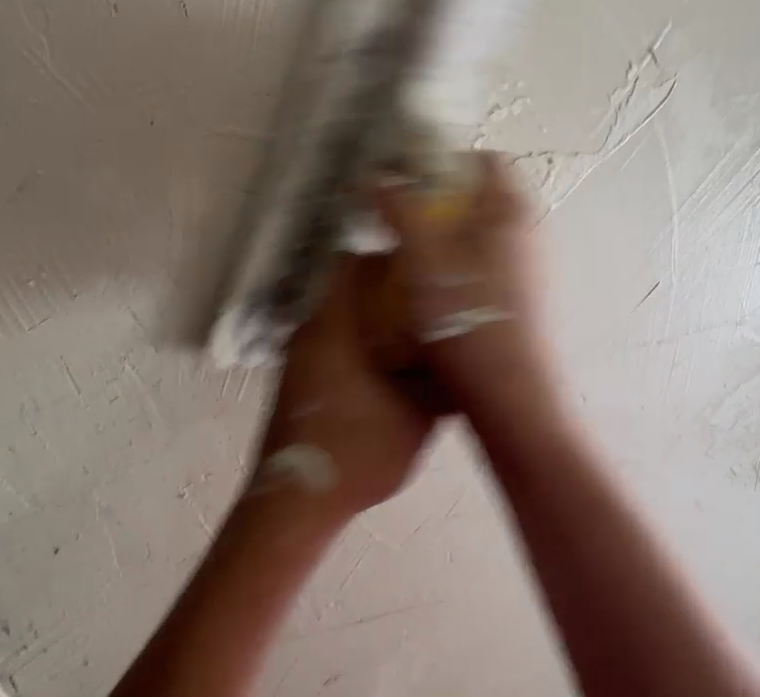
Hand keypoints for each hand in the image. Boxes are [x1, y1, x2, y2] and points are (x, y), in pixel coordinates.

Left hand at [251, 253, 440, 518]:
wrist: (296, 500)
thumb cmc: (357, 451)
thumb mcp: (415, 416)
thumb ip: (440, 381)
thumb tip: (463, 358)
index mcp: (332, 325)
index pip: (350, 263)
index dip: (385, 259)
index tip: (419, 272)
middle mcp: (309, 331)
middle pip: (346, 289)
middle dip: (385, 294)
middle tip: (425, 308)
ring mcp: (298, 357)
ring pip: (339, 318)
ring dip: (372, 323)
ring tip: (413, 341)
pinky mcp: (297, 381)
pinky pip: (331, 343)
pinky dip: (358, 346)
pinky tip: (388, 373)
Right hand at [373, 151, 562, 429]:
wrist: (511, 398)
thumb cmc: (467, 320)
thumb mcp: (421, 256)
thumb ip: (399, 207)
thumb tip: (377, 176)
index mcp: (512, 210)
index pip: (485, 159)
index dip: (443, 162)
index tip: (406, 182)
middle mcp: (530, 232)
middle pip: (478, 198)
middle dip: (435, 203)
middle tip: (395, 221)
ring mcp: (530, 268)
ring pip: (479, 235)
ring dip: (441, 237)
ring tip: (403, 258)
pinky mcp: (522, 300)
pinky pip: (484, 265)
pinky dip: (454, 266)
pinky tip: (427, 293)